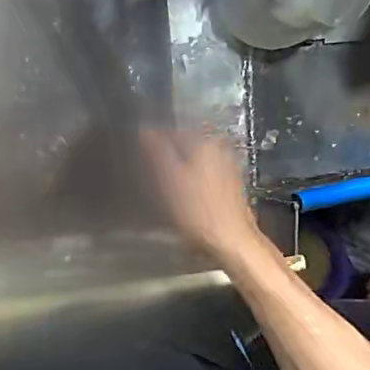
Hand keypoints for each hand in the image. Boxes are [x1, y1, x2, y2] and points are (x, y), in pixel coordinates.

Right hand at [140, 127, 263, 256]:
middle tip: (148, 169)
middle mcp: (220, 149)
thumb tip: (145, 130)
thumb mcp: (170, 178)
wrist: (230, 239)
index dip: (153, 140)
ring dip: (178, 167)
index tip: (139, 151)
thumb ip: (157, 151)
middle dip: (167, 154)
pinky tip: (182, 193)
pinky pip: (203, 172)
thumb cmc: (197, 210)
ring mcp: (228, 166)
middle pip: (185, 144)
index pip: (172, 131)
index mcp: (205, 143)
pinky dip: (190, 178)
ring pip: (194, 159)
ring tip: (162, 182)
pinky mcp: (230, 183)